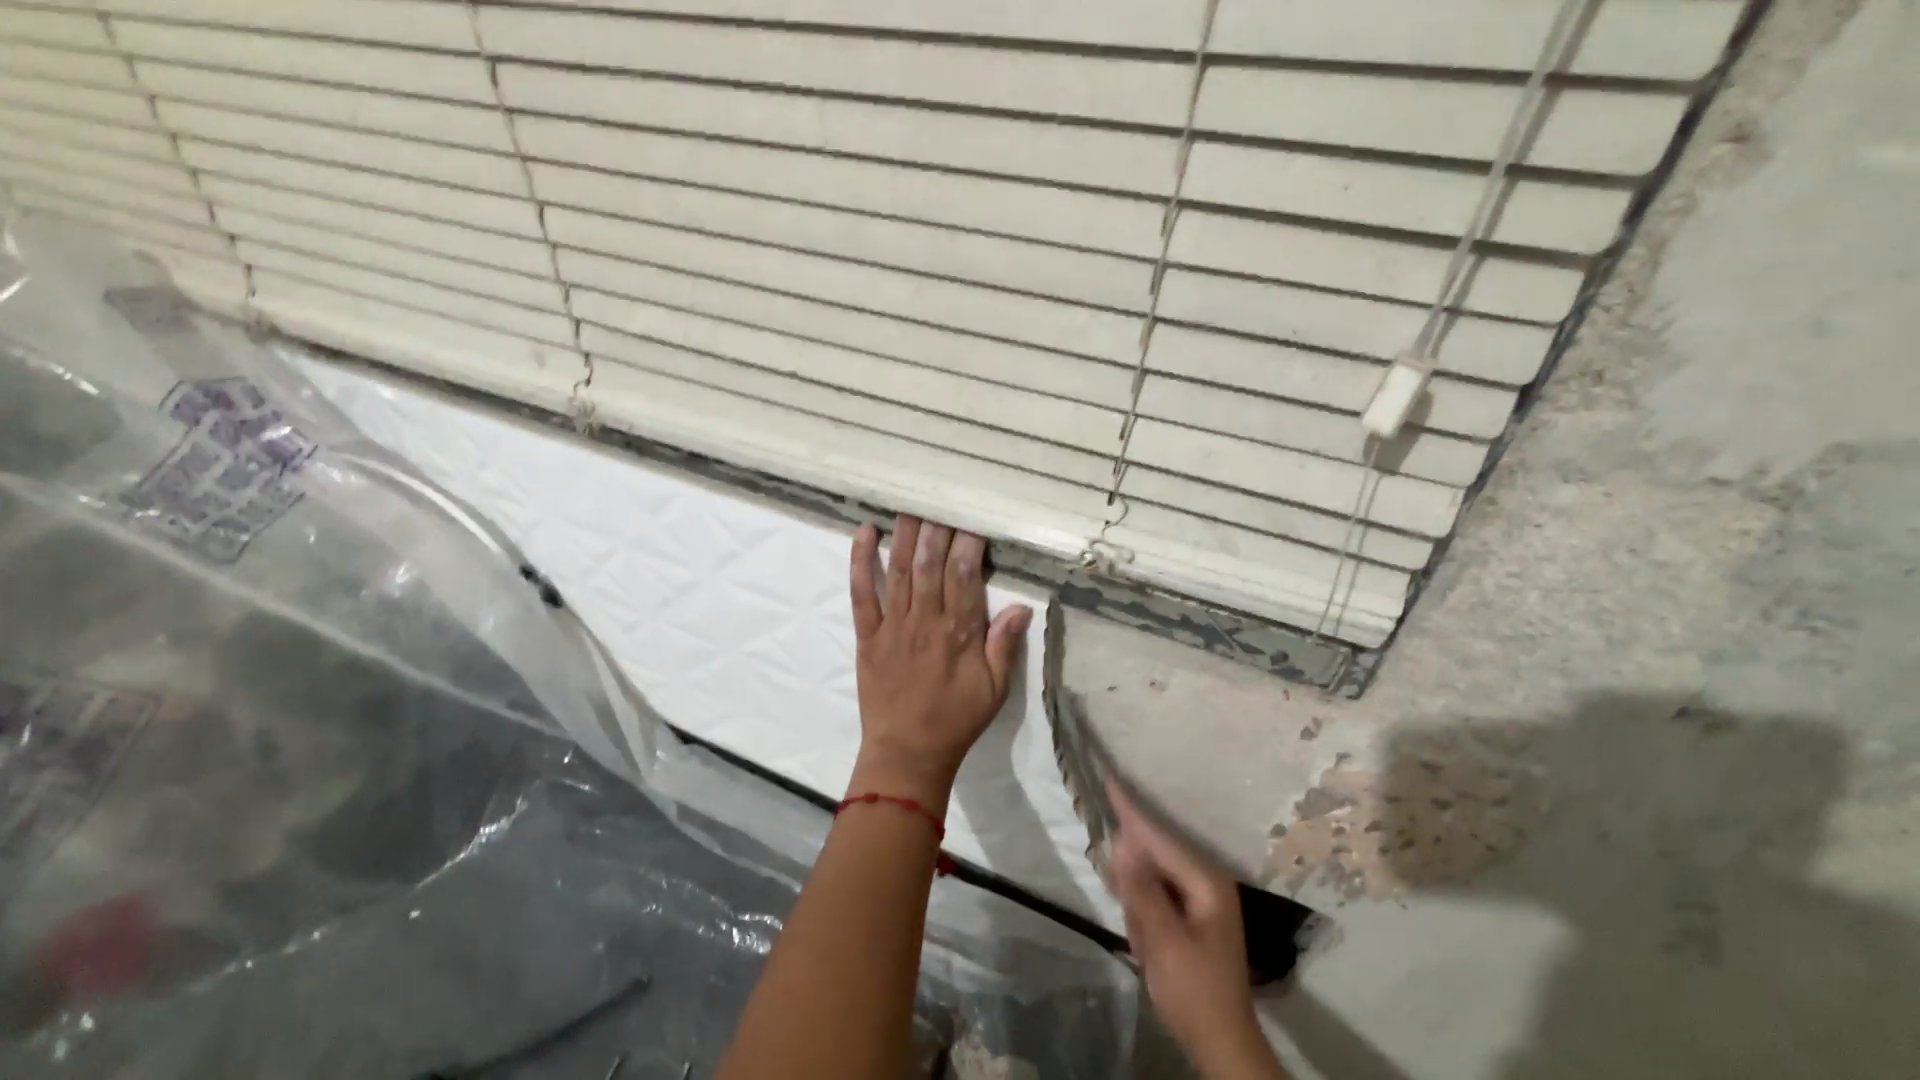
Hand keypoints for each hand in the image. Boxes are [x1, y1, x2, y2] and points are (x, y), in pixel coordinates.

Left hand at [847, 516, 1031, 807]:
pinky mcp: (868, 636)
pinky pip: (862, 594)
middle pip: (930, 564)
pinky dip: (860, 562)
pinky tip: (863, 533)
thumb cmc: (956, 720)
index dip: (968, 542)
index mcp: (959, 633)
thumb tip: (1022, 606)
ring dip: (904, 534)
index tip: (972, 517)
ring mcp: (893, 626)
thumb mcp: (995, 690)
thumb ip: (1004, 646)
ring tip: (908, 502)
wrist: (907, 751)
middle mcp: (925, 621)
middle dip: (936, 528)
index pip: (964, 575)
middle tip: (940, 497)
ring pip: (899, 570)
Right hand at [1110, 784, 1284, 1078]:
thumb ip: (1142, 890)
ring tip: (1148, 947)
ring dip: (1140, 910)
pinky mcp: (1190, 916)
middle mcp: (1206, 882)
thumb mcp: (1163, 942)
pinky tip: (1148, 946)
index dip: (1130, 810)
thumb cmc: (1194, 991)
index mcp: (1206, 882)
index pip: (1158, 837)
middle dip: (1134, 887)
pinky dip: (1144, 920)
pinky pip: (1156, 901)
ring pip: (1151, 881)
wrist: (1220, 1040)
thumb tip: (1123, 842)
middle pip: (1154, 858)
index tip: (1108, 777)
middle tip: (1139, 929)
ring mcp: (1200, 900)